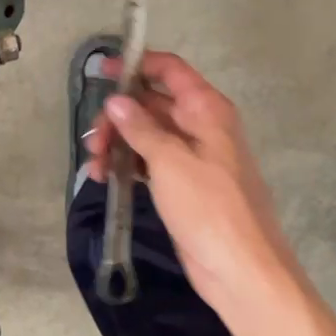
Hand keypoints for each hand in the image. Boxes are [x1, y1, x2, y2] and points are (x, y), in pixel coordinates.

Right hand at [88, 50, 296, 314]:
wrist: (243, 271)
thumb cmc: (209, 208)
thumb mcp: (170, 162)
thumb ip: (141, 127)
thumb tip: (116, 101)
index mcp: (207, 110)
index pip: (170, 70)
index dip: (136, 64)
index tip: (101, 71)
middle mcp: (201, 126)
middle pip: (152, 103)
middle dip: (118, 116)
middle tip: (92, 140)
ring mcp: (193, 157)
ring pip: (147, 134)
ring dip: (118, 143)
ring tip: (95, 167)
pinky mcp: (184, 185)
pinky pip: (150, 161)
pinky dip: (128, 165)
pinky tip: (106, 179)